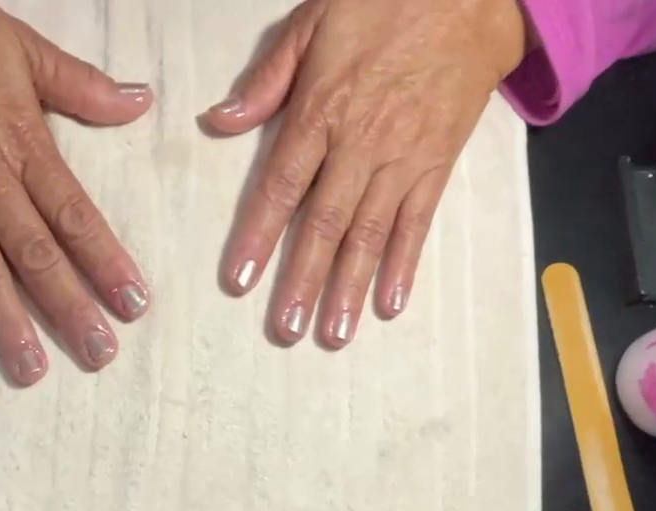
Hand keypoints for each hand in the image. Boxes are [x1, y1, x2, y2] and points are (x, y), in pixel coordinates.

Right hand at [0, 1, 153, 384]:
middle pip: (37, 256)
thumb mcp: (24, 48)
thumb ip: (84, 85)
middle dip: (70, 308)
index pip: (76, 216)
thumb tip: (140, 101)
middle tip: (98, 354)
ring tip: (31, 370)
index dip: (107, 262)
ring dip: (7, 323)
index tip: (134, 304)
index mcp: (25, 148)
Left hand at [203, 0, 525, 347]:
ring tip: (334, 335)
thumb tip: (218, 121)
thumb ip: (267, 78)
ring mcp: (401, 159)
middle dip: (303, 281)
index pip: (280, 185)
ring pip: (369, 234)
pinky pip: (418, 223)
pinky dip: (403, 265)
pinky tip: (389, 304)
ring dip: (349, 288)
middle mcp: (359, 144)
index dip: (259, 235)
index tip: (240, 280)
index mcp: (321, 110)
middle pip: (324, 223)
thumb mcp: (314, 19)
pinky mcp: (436, 164)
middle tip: (286, 330)